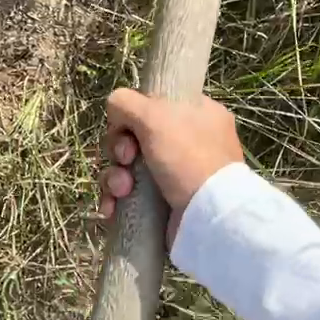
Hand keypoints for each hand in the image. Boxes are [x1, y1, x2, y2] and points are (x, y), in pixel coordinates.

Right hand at [97, 88, 243, 245]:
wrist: (208, 216)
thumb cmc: (187, 157)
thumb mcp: (155, 116)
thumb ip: (127, 102)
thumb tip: (115, 109)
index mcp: (196, 113)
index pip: (152, 105)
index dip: (132, 116)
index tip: (129, 128)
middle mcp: (187, 142)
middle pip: (133, 138)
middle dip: (119, 152)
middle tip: (126, 161)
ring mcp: (175, 174)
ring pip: (126, 168)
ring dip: (114, 178)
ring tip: (122, 191)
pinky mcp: (162, 203)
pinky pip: (127, 194)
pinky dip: (115, 200)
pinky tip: (112, 208)